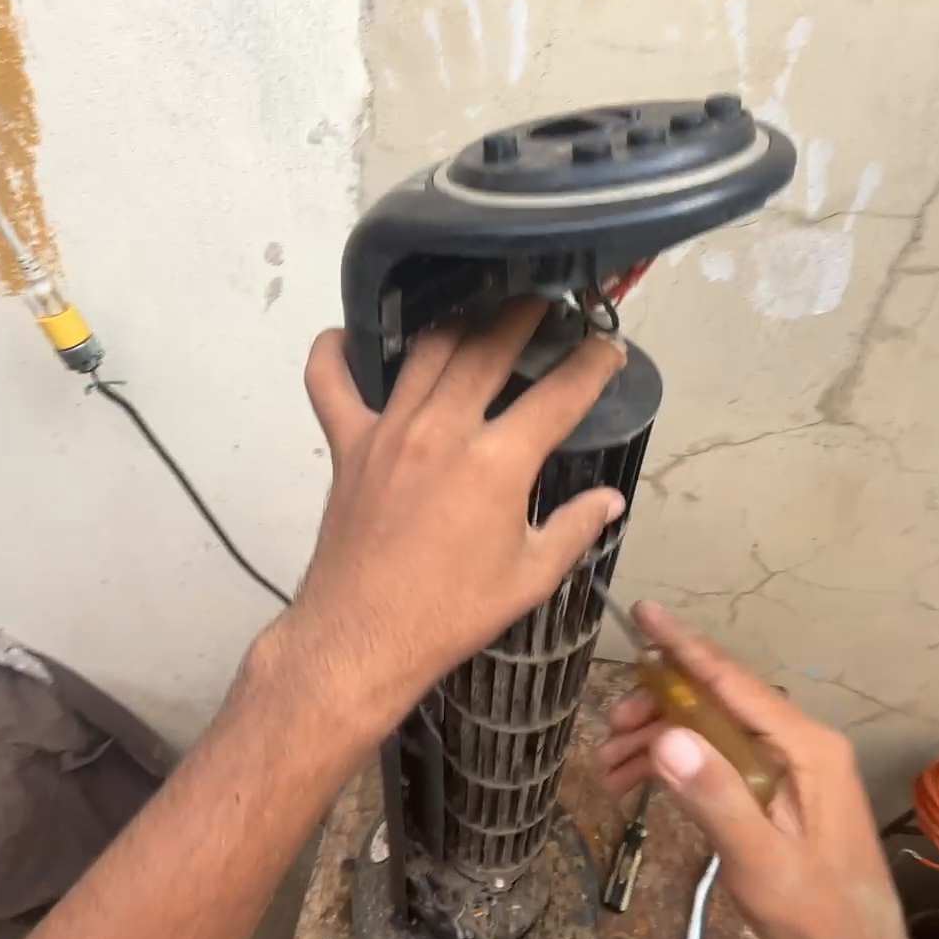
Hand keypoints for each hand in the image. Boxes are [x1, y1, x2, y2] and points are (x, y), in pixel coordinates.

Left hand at [252, 299, 626, 741]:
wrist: (364, 637)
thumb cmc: (452, 612)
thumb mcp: (530, 577)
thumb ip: (575, 528)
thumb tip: (610, 500)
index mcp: (497, 462)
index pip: (559, 395)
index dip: (593, 366)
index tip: (608, 349)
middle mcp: (443, 429)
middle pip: (489, 347)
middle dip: (524, 315)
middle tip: (544, 301)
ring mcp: (388, 430)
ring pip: (425, 351)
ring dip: (457, 322)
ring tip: (478, 310)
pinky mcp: (347, 443)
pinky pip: (329, 382)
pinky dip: (334, 353)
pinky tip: (347, 336)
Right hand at [597, 603, 934, 938]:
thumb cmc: (817, 915)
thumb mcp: (761, 860)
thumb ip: (716, 797)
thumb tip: (665, 736)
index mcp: (804, 744)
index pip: (732, 679)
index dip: (682, 645)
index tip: (643, 612)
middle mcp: (796, 741)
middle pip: (712, 701)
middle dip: (656, 709)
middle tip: (611, 730)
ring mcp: (784, 762)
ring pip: (706, 728)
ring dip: (657, 741)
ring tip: (610, 768)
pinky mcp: (772, 784)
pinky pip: (714, 756)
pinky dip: (675, 765)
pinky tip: (635, 782)